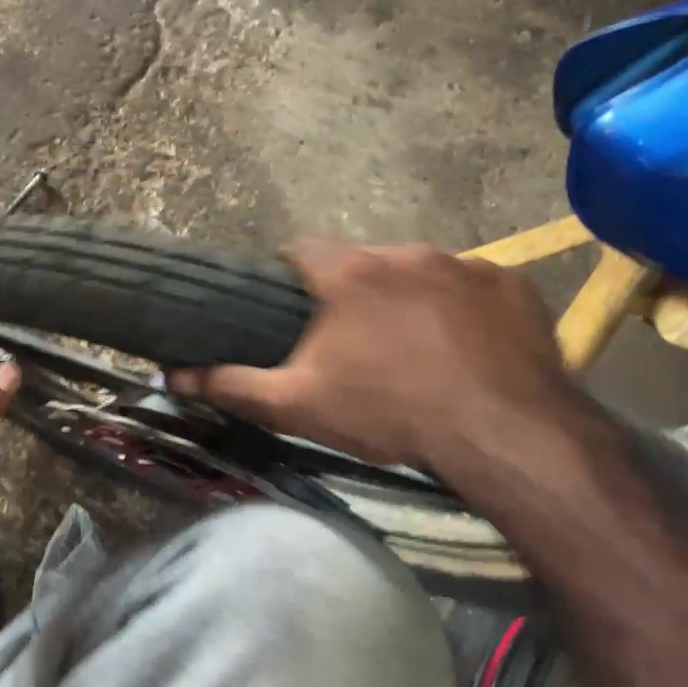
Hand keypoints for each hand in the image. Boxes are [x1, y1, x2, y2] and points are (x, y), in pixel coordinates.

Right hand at [169, 241, 583, 468]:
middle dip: (348, 290)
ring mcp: (470, 267)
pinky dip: (456, 309)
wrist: (507, 437)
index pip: (302, 249)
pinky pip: (470, 287)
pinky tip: (457, 348)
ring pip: (417, 273)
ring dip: (403, 298)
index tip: (285, 305)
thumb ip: (227, 384)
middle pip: (361, 261)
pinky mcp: (517, 288)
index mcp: (351, 273)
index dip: (286, 273)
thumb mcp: (292, 405)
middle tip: (343, 339)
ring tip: (404, 346)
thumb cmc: (387, 413)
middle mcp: (409, 254)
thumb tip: (170, 376)